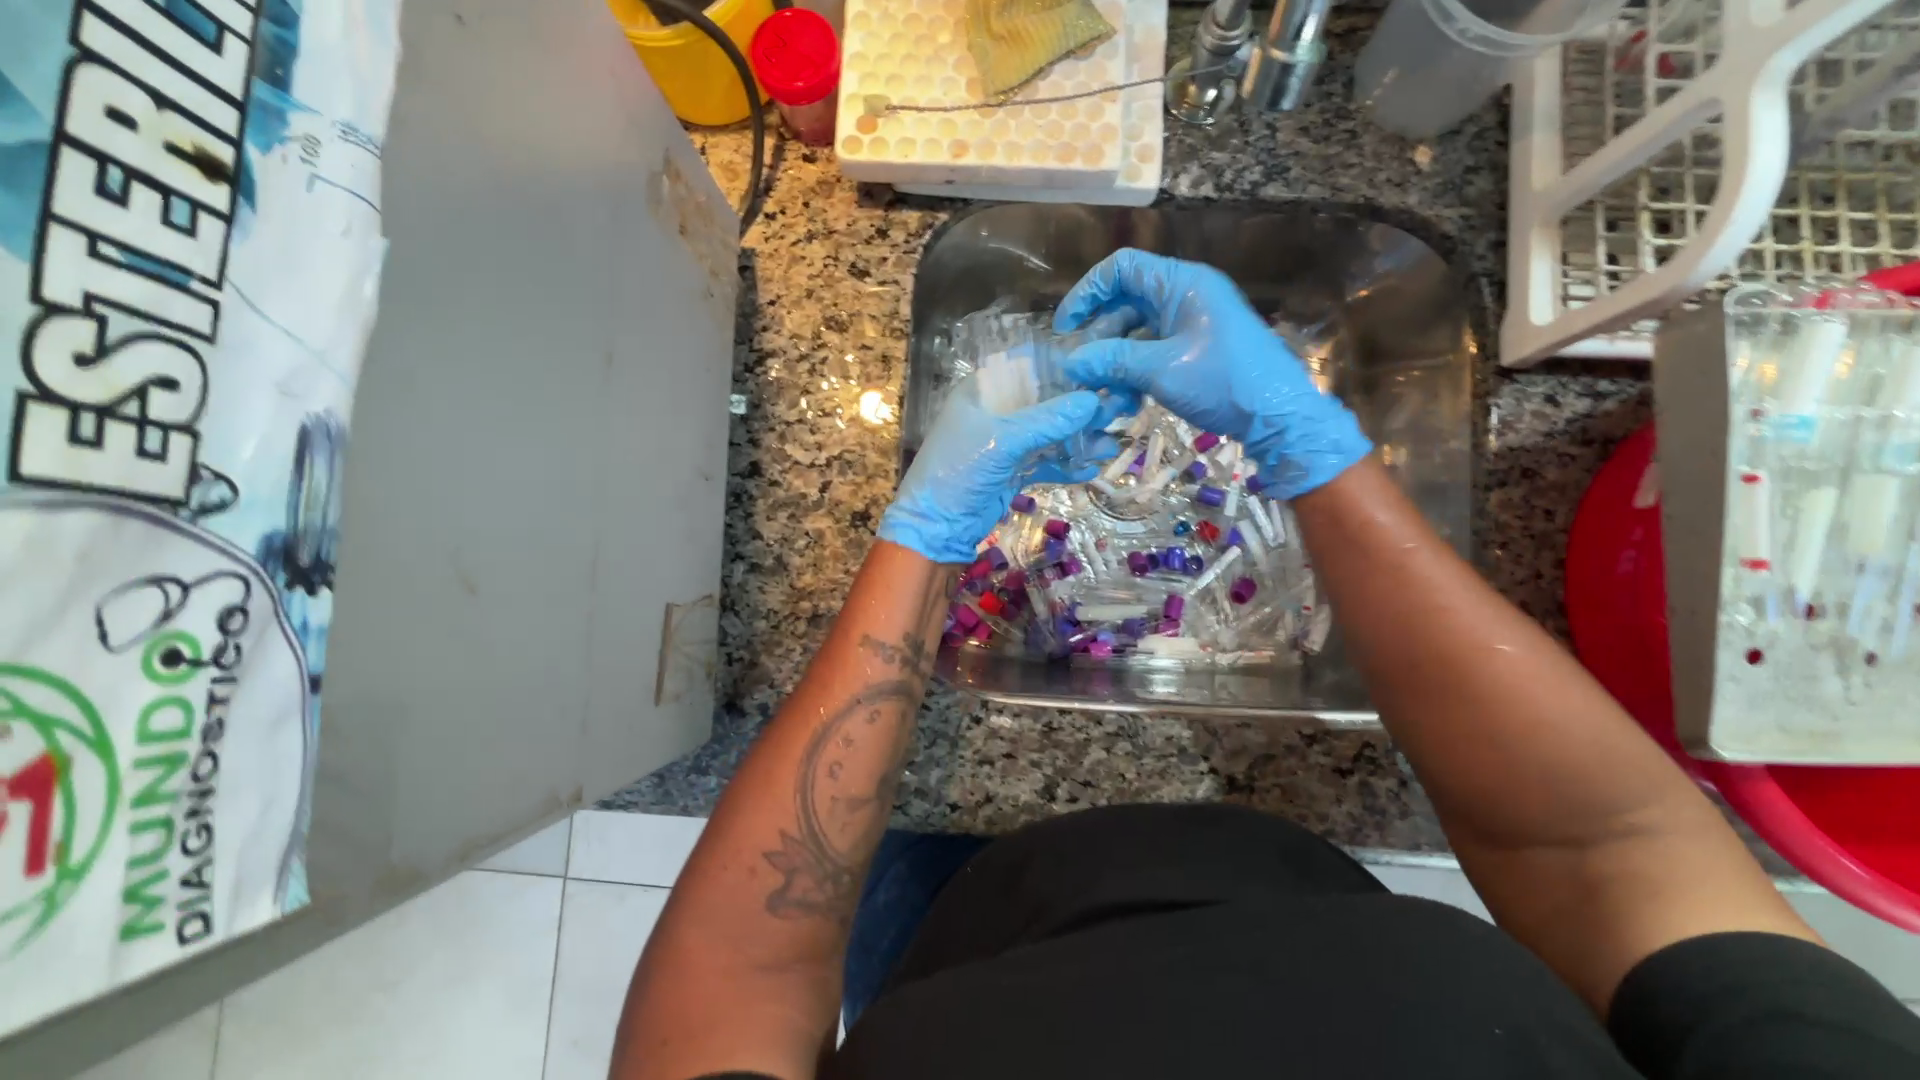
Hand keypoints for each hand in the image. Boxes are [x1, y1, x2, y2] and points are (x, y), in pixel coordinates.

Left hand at [878, 380, 1113, 563]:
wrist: (935, 527)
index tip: (1102, 376)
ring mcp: (1004, 442)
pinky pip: (1044, 461)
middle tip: (1116, 412)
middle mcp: (994, 411)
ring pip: (1048, 434)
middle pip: (1044, 403)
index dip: (1065, 372)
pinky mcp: (1012, 470)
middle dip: (1079, 410)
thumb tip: (1094, 401)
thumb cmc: (959, 471)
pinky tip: (1090, 467)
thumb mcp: (1004, 441)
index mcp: (982, 391)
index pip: (1029, 370)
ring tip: (1109, 445)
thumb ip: (1049, 421)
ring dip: (1077, 439)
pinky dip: (1065, 464)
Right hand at [1054, 248, 1370, 499]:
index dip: (1087, 293)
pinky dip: (1135, 372)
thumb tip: (1071, 362)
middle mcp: (1185, 296)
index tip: (1065, 328)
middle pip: (1125, 303)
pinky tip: (1126, 401)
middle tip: (1083, 372)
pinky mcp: (1196, 350)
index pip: (1121, 268)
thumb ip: (1112, 361)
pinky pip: (1153, 351)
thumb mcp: (1161, 370)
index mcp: (1181, 284)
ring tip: (1104, 395)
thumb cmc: (1223, 382)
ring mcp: (1192, 324)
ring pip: (1137, 333)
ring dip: (1114, 362)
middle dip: (1099, 338)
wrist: (1278, 416)